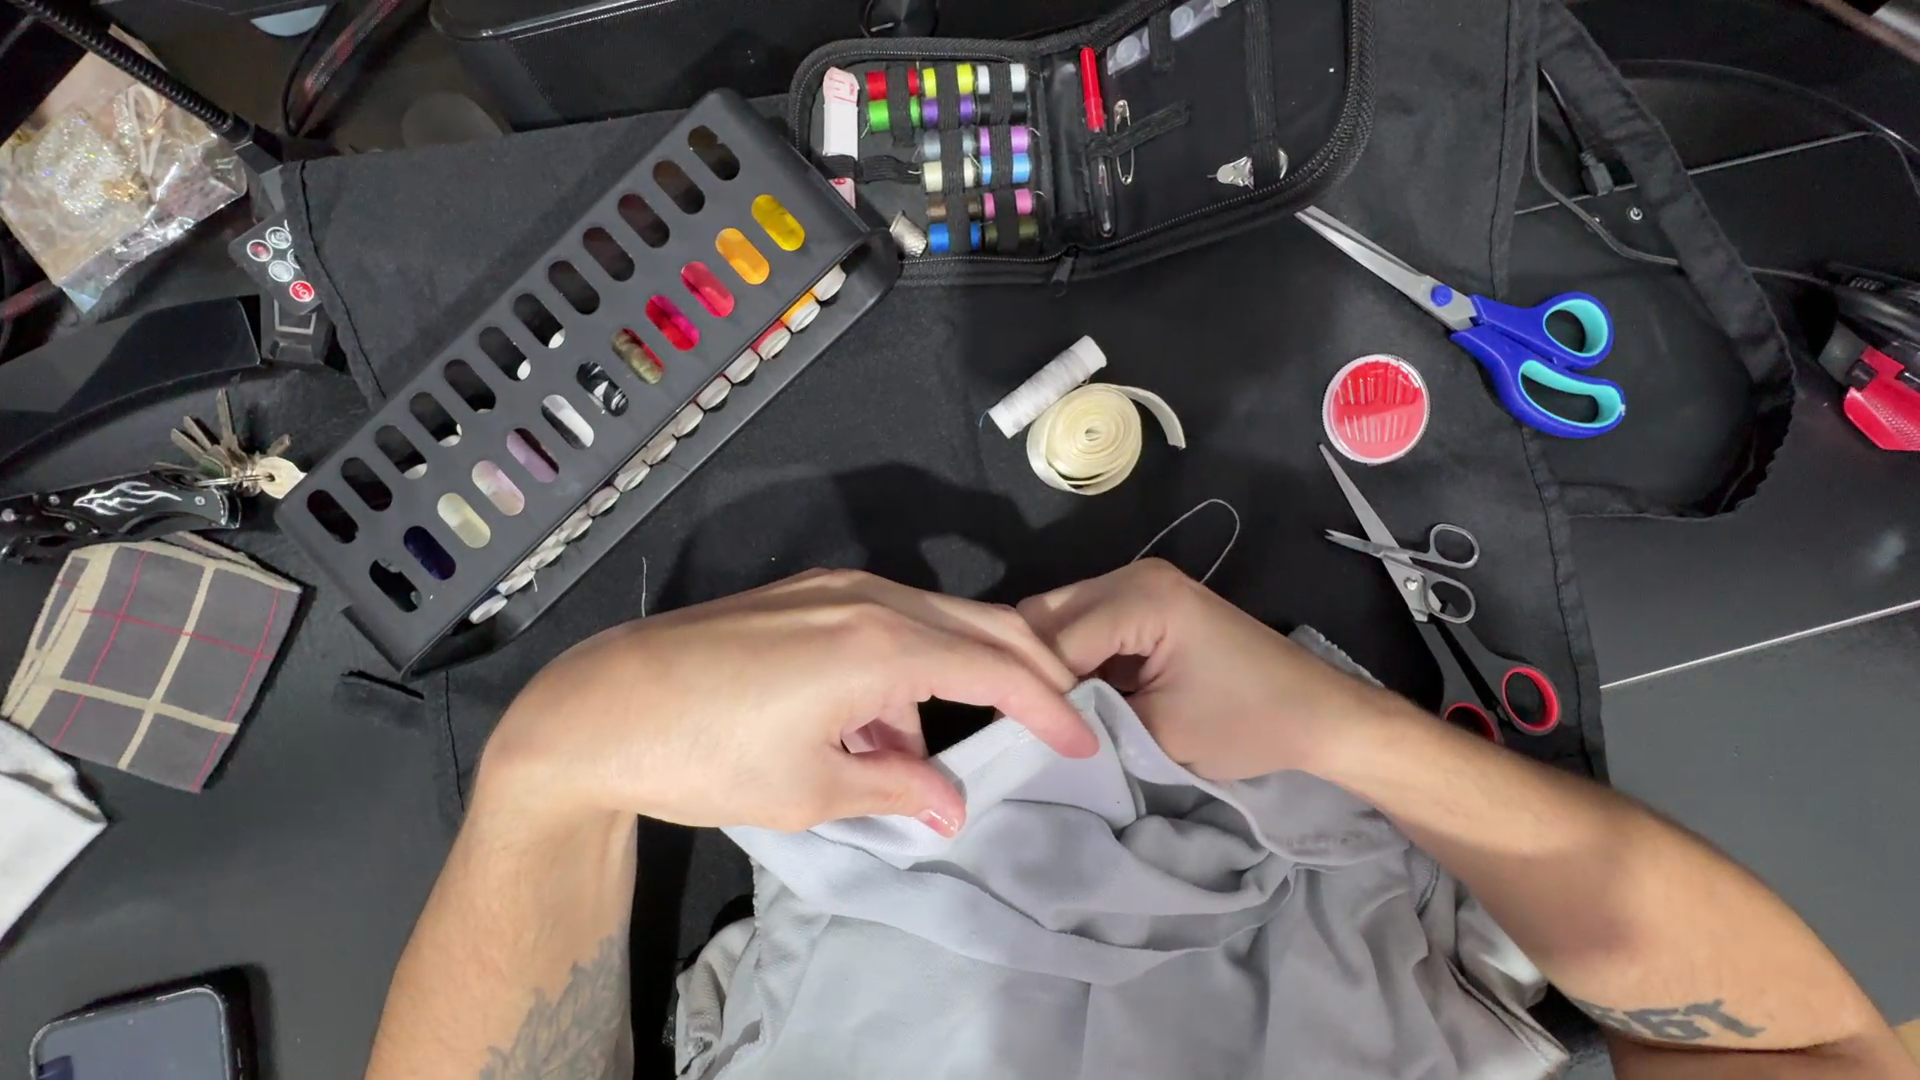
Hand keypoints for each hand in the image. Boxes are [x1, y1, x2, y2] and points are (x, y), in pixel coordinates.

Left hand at [481, 569, 1096, 836]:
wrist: (600, 708)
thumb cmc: (708, 756)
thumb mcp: (811, 789)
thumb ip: (897, 789)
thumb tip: (950, 805)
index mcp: (881, 645)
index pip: (995, 669)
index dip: (1048, 706)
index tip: (1082, 741)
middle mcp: (870, 598)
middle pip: (981, 623)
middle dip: (1029, 669)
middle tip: (1056, 717)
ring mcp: (836, 586)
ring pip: (935, 618)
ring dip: (955, 671)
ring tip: (919, 747)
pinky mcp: (808, 593)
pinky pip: (887, 618)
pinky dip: (907, 661)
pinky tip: (874, 714)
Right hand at [1017, 559, 1414, 778]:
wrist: (1319, 713)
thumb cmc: (1248, 723)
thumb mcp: (1158, 734)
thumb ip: (1090, 720)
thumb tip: (1037, 720)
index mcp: (1142, 597)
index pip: (1056, 640)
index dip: (1034, 688)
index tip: (1018, 732)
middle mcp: (1134, 575)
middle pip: (1047, 614)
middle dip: (1032, 666)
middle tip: (1024, 717)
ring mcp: (1140, 583)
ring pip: (1060, 616)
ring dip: (1050, 660)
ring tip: (1046, 707)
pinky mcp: (1147, 601)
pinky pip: (1086, 622)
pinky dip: (1073, 656)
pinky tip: (1074, 692)